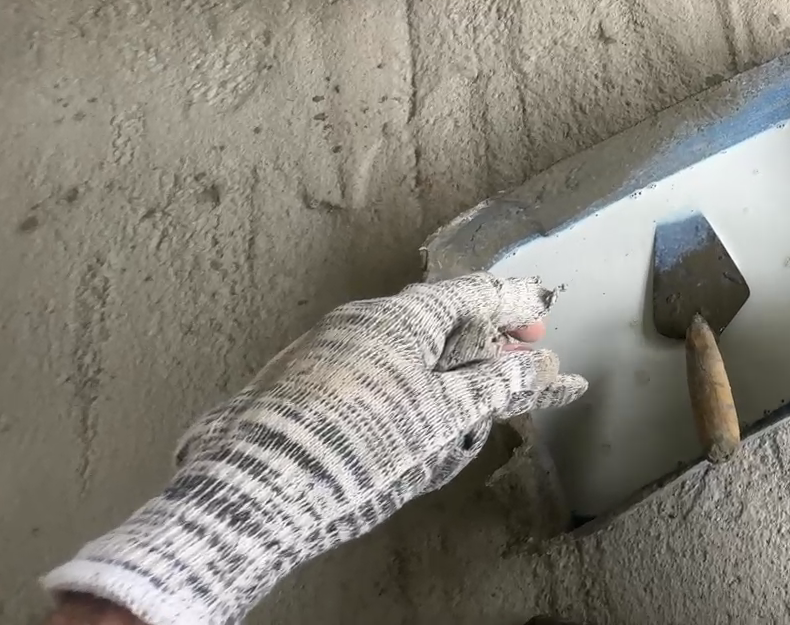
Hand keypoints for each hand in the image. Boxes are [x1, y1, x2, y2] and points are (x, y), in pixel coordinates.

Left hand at [44, 274, 586, 624]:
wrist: (247, 496)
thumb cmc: (362, 446)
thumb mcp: (444, 417)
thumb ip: (498, 385)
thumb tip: (542, 367)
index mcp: (403, 316)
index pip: (474, 293)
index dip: (514, 306)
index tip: (541, 319)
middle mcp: (363, 318)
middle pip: (441, 317)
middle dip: (484, 337)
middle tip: (517, 357)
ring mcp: (325, 348)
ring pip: (405, 343)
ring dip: (447, 359)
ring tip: (468, 391)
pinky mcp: (297, 381)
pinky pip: (372, 365)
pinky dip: (407, 375)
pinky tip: (410, 407)